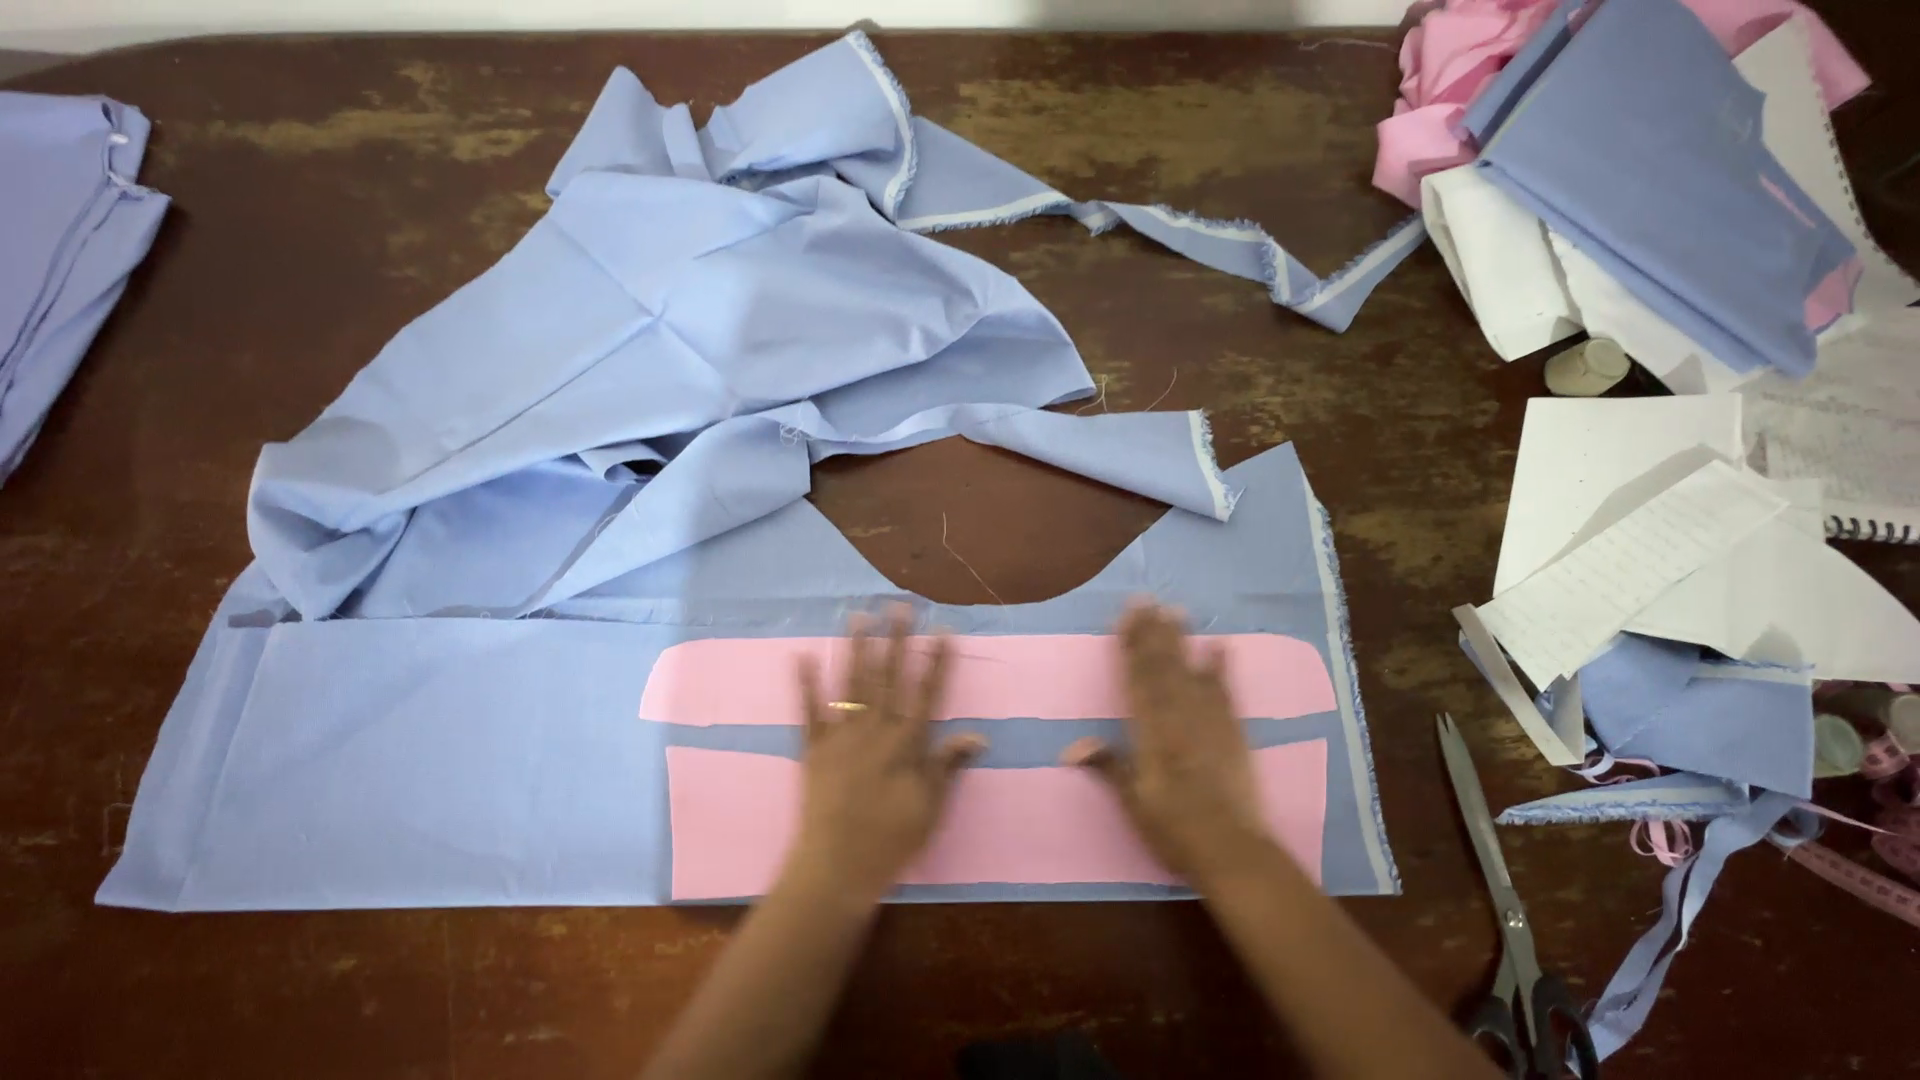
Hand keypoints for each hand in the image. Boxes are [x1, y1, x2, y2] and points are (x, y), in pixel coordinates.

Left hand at [788, 605, 986, 904]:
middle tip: (899, 606)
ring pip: (852, 683)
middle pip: (888, 676)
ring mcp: (841, 735)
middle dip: (896, 640)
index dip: (937, 661)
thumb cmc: (892, 839)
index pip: (927, 692)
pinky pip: (808, 710)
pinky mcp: (813, 748)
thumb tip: (977, 735)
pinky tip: (802, 654)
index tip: (943, 630)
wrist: (837, 866)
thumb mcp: (930, 806)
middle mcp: (875, 729)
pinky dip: (805, 682)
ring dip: (856, 647)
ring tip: (858, 615)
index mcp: (907, 743)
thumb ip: (948, 765)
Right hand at [1063, 600, 1275, 886]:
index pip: (1137, 680)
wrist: (1232, 849)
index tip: (1126, 617)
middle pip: (1163, 668)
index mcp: (1152, 733)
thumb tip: (1071, 747)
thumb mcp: (1134, 802)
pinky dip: (1221, 669)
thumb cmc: (1174, 829)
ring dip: (1182, 641)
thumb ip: (1108, 767)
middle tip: (1147, 600)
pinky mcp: (1234, 733)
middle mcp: (1180, 719)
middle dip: (1153, 633)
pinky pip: (1226, 693)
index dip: (1130, 647)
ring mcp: (1210, 723)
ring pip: (1191, 673)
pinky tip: (1219, 647)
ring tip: (1176, 611)